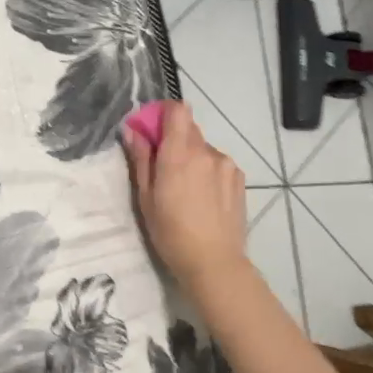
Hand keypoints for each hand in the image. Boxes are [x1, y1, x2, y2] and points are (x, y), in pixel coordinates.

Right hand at [121, 100, 249, 293]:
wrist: (214, 262)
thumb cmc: (170, 232)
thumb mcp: (145, 197)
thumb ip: (141, 158)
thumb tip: (133, 131)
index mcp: (180, 153)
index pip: (176, 110)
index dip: (162, 114)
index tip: (150, 130)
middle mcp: (206, 151)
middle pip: (188, 128)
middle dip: (172, 138)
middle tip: (161, 166)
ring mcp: (227, 164)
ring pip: (203, 147)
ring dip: (190, 156)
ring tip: (184, 188)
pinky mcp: (239, 178)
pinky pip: (217, 163)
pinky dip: (206, 170)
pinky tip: (203, 197)